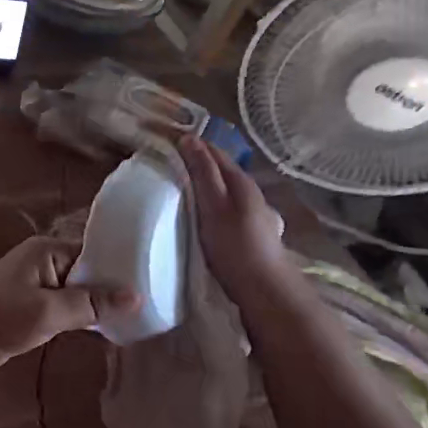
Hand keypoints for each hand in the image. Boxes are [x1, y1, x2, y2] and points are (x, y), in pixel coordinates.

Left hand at [0, 237, 137, 371]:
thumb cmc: (2, 317)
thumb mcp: (50, 311)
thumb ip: (91, 303)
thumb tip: (135, 296)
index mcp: (46, 250)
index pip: (93, 252)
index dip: (119, 268)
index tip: (151, 282)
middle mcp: (43, 260)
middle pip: (87, 271)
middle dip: (110, 289)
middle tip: (149, 305)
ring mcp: (37, 282)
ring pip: (77, 290)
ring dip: (96, 305)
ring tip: (134, 318)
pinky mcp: (33, 303)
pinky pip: (65, 305)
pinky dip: (81, 315)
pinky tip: (106, 329)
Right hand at [178, 134, 298, 308]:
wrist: (264, 289)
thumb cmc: (235, 245)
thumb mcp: (213, 206)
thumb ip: (202, 173)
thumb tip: (188, 137)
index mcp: (241, 181)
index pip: (213, 151)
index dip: (190, 143)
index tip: (162, 141)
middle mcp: (250, 192)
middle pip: (219, 168)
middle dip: (194, 160)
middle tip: (163, 160)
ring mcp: (252, 212)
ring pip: (222, 187)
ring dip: (201, 181)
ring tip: (176, 183)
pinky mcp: (248, 230)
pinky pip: (223, 204)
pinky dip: (208, 199)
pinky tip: (198, 210)